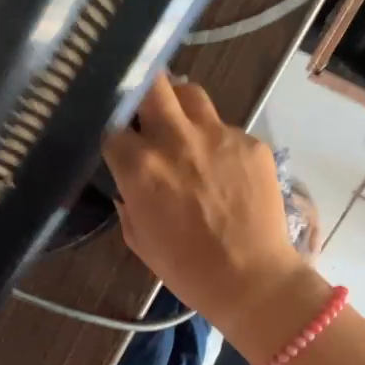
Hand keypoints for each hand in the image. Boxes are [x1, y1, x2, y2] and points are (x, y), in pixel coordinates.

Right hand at [103, 74, 323, 349]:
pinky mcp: (250, 142)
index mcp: (140, 166)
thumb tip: (129, 182)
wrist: (251, 279)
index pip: (112, 126)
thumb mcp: (138, 238)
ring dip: (179, 105)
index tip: (117, 142)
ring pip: (191, 93)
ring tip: (181, 127)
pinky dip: (216, 141)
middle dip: (143, 91)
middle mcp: (175, 139)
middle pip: (152, 84)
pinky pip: (225, 128)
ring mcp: (218, 135)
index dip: (113, 133)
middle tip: (144, 109)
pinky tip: (222, 169)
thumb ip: (128, 200)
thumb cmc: (186, 268)